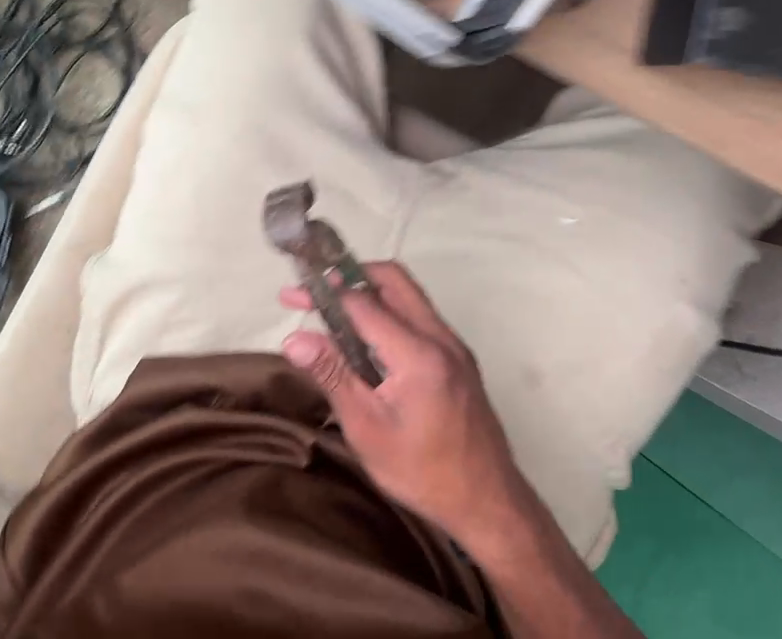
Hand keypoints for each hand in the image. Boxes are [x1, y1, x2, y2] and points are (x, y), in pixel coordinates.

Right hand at [279, 263, 535, 550]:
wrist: (490, 506)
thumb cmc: (422, 473)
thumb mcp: (367, 429)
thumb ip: (332, 375)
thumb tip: (294, 338)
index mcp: (418, 355)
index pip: (362, 303)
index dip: (322, 293)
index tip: (291, 295)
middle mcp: (441, 339)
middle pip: (392, 279)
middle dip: (347, 276)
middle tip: (311, 292)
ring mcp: (454, 347)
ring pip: (408, 295)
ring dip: (367, 292)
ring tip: (330, 312)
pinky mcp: (458, 359)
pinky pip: (418, 316)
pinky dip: (387, 312)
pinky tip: (363, 340)